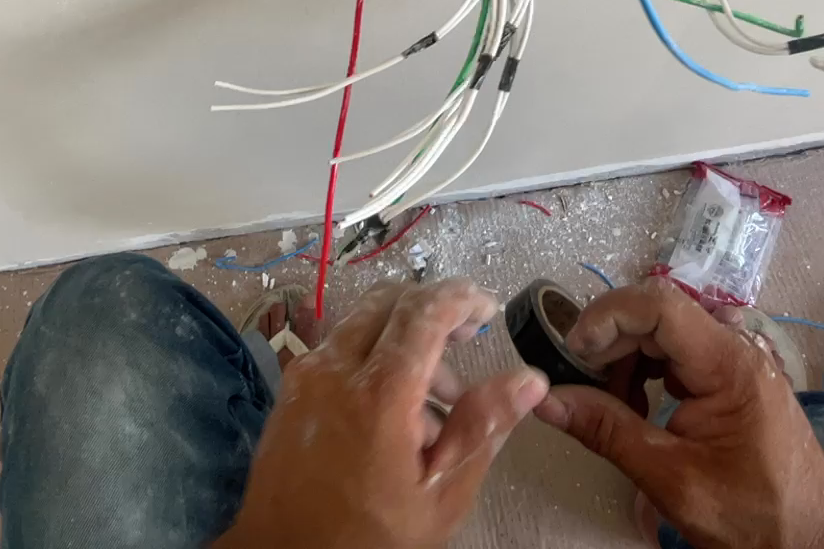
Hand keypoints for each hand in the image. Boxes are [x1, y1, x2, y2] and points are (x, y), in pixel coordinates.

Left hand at [215, 278, 549, 548]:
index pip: (424, 312)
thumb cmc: (371, 535)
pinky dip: (373, 349)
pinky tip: (393, 400)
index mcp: (380, 393)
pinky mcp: (294, 380)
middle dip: (433, 306)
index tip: (488, 307)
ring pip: (363, 316)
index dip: (460, 298)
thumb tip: (529, 379)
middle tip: (465, 338)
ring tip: (436, 394)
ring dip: (404, 331)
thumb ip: (482, 428)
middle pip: (391, 300)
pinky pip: (340, 342)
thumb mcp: (440, 496)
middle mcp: (338, 365)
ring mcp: (309, 368)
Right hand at [532, 279, 823, 548]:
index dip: (607, 315)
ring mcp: (736, 363)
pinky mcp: (731, 380)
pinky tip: (634, 405)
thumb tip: (544, 400)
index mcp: (730, 366)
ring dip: (624, 355)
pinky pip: (675, 352)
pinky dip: (643, 369)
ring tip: (609, 401)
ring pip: (661, 330)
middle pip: (655, 313)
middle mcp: (736, 350)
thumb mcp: (672, 481)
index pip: (658, 305)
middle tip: (581, 379)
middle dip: (610, 339)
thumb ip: (607, 431)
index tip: (575, 350)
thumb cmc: (752, 520)